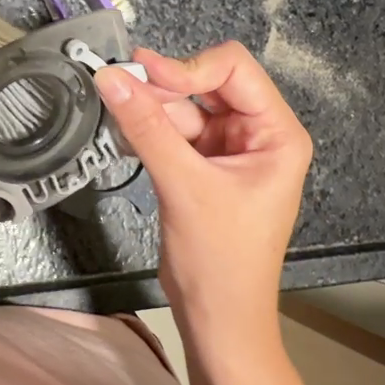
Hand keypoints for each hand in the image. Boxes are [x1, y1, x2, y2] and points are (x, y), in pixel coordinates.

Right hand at [93, 42, 311, 347]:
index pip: (234, 69)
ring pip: (183, 107)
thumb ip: (146, 127)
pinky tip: (122, 131)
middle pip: (206, 83)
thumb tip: (108, 76)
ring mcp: (226, 150)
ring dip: (150, 108)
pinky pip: (171, 131)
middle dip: (164, 87)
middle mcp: (255, 134)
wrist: (216, 318)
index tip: (142, 76)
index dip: (188, 66)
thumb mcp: (183, 185)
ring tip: (115, 112)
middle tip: (117, 90)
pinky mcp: (199, 166)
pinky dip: (146, 128)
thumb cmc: (219, 258)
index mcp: (276, 133)